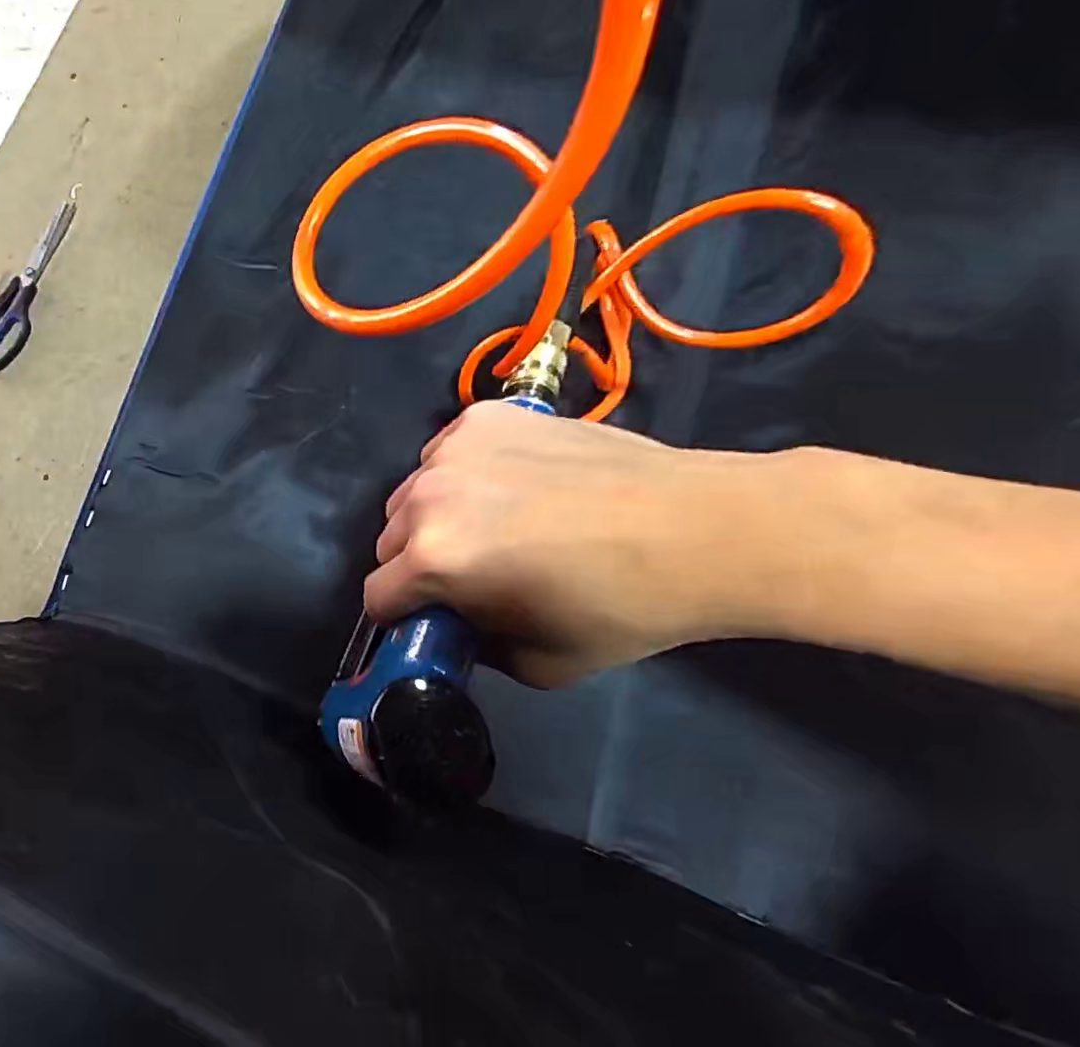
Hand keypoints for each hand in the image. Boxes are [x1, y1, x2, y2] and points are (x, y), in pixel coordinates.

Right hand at [366, 402, 777, 686]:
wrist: (702, 527)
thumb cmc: (623, 606)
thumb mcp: (539, 664)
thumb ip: (474, 647)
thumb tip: (457, 625)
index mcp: (436, 559)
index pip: (377, 595)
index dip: (402, 615)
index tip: (434, 616)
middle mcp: (428, 497)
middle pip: (388, 542)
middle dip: (416, 564)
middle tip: (469, 573)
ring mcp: (455, 448)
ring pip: (411, 495)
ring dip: (433, 516)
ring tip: (492, 523)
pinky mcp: (484, 416)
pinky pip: (442, 453)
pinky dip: (459, 474)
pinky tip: (508, 484)